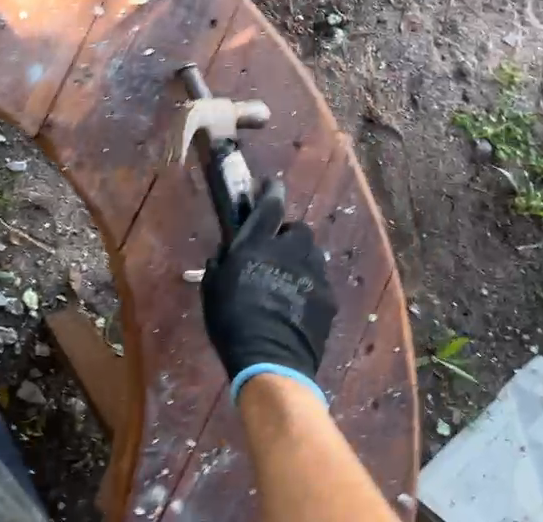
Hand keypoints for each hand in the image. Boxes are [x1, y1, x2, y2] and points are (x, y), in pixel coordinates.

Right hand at [201, 179, 336, 384]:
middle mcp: (288, 253)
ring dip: (302, 257)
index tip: (271, 182)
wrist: (271, 359)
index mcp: (256, 245)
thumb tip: (226, 255)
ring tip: (290, 272)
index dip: (270, 191)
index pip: (268, 208)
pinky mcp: (329, 300)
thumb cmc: (230, 319)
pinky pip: (321, 281)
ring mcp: (314, 276)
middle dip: (290, 233)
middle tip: (277, 247)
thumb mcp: (213, 286)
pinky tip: (299, 299)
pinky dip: (310, 282)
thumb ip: (222, 264)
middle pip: (299, 230)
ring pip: (314, 254)